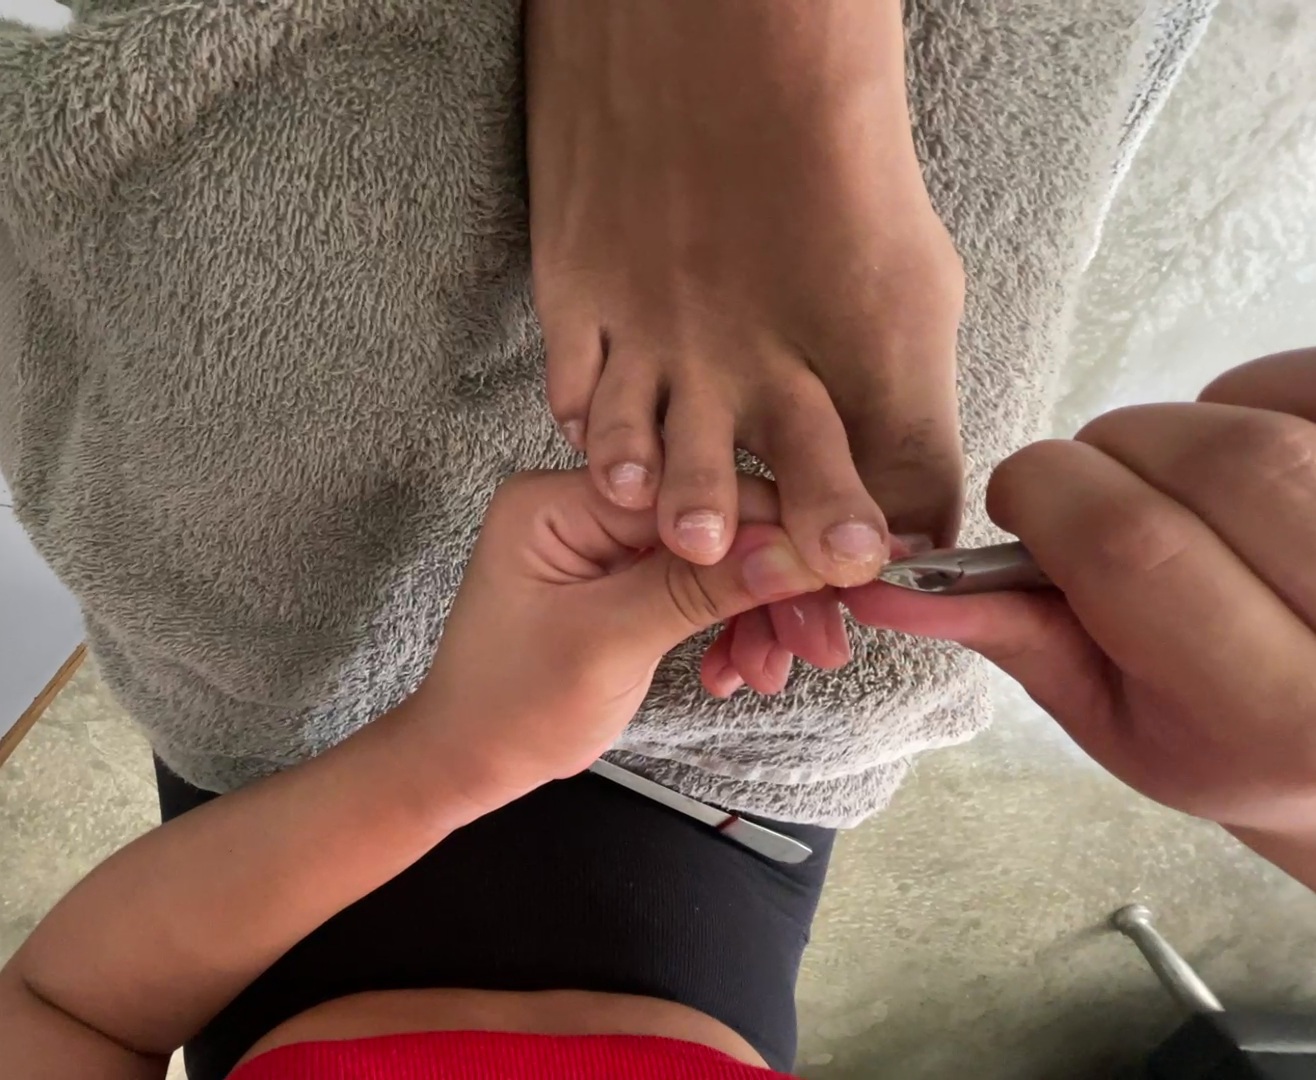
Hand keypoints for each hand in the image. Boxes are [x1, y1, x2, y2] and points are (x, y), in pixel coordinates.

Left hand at [408, 470, 828, 807]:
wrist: (472, 758)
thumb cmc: (516, 703)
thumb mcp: (609, 643)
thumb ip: (700, 590)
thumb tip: (802, 551)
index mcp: (555, 500)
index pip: (684, 491)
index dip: (770, 528)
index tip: (843, 574)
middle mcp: (580, 506)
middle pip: (703, 523)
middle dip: (767, 581)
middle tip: (821, 643)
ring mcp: (600, 544)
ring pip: (706, 558)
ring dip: (752, 612)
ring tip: (772, 671)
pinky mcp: (618, 580)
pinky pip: (689, 587)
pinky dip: (723, 626)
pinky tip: (739, 670)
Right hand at [528, 0, 963, 583]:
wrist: (705, 10)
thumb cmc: (826, 135)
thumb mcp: (908, 262)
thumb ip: (898, 388)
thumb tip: (895, 489)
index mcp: (863, 329)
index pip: (891, 470)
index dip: (886, 538)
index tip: (873, 579)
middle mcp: (754, 341)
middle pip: (778, 475)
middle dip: (793, 548)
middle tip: (797, 610)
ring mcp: (653, 321)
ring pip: (653, 446)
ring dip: (669, 502)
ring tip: (676, 538)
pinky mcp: (576, 293)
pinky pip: (574, 385)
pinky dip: (585, 426)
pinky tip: (592, 448)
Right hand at [845, 346, 1315, 849]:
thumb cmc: (1231, 746)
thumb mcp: (1101, 713)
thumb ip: (1003, 635)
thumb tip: (878, 589)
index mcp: (1286, 725)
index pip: (1135, 549)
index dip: (1049, 490)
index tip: (1022, 498)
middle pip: (1229, 466)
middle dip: (1117, 447)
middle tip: (1095, 483)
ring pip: (1298, 418)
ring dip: (1196, 421)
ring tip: (1182, 474)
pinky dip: (1286, 386)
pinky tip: (1265, 435)